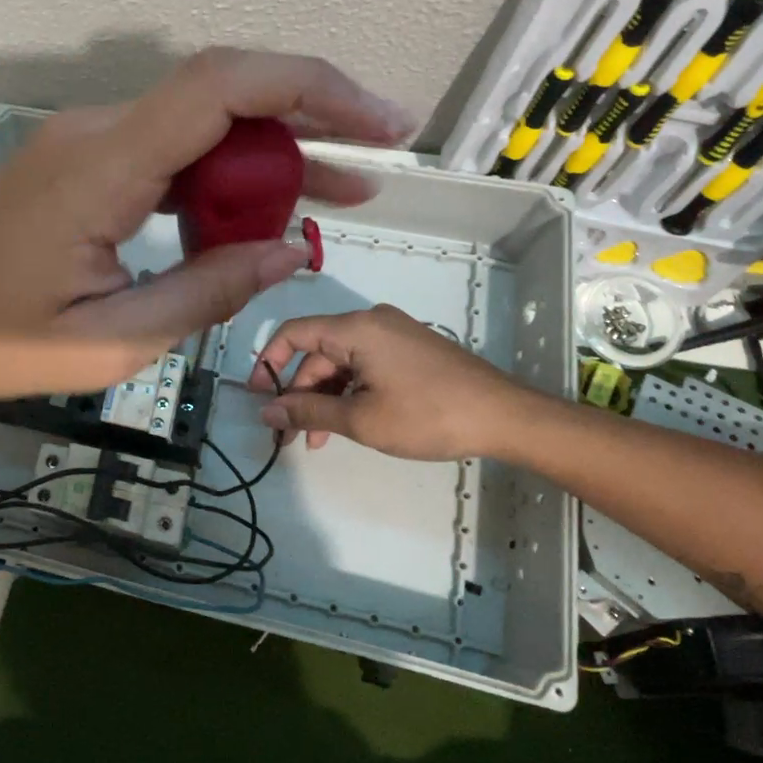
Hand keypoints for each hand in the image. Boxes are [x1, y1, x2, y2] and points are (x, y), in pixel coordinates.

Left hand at [0, 49, 416, 408]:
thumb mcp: (111, 341)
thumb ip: (206, 291)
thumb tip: (292, 250)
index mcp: (101, 168)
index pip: (219, 87)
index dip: (310, 87)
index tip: (379, 122)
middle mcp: (95, 133)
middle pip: (219, 98)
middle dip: (308, 121)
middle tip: (378, 164)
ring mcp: (84, 144)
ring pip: (197, 126)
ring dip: (268, 154)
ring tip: (339, 196)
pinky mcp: (79, 164)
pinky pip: (166, 153)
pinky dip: (220, 176)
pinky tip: (257, 214)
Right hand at [248, 304, 560, 460]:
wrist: (504, 417)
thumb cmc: (427, 415)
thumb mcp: (361, 419)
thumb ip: (308, 412)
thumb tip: (267, 411)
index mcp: (356, 328)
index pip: (294, 333)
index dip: (269, 363)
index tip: (259, 398)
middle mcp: (372, 322)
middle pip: (318, 351)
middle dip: (299, 392)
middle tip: (289, 433)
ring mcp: (395, 335)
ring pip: (342, 362)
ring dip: (325, 397)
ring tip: (318, 440)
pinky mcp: (411, 350)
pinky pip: (366, 365)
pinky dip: (351, 392)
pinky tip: (349, 424)